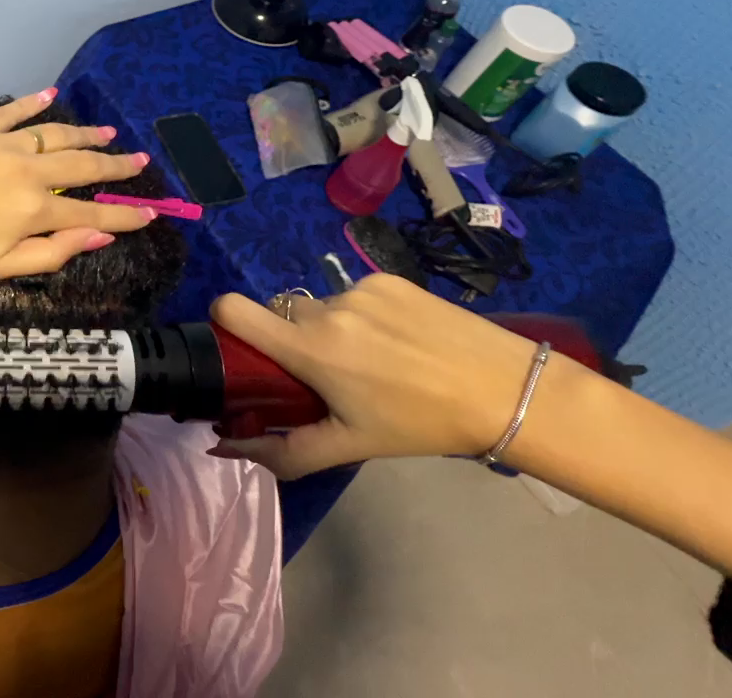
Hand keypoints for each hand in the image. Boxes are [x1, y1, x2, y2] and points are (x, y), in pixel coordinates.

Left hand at [0, 88, 155, 280]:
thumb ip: (51, 253)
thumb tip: (98, 235)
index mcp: (34, 210)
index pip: (90, 213)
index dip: (124, 214)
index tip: (152, 212)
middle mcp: (27, 171)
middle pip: (81, 166)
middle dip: (115, 166)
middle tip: (141, 161)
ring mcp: (1, 143)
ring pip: (54, 134)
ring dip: (84, 134)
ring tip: (108, 134)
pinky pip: (12, 111)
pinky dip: (33, 102)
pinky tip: (51, 94)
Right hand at [206, 275, 541, 478]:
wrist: (507, 391)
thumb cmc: (421, 424)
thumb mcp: (351, 445)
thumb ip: (283, 452)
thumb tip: (227, 447)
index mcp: (310, 349)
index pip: (233, 309)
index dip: (224, 322)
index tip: (242, 348)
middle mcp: (326, 309)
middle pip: (281, 314)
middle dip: (291, 340)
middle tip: (326, 373)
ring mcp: (359, 288)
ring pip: (320, 306)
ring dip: (330, 328)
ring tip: (375, 360)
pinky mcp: (388, 278)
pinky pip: (354, 294)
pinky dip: (363, 315)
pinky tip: (398, 340)